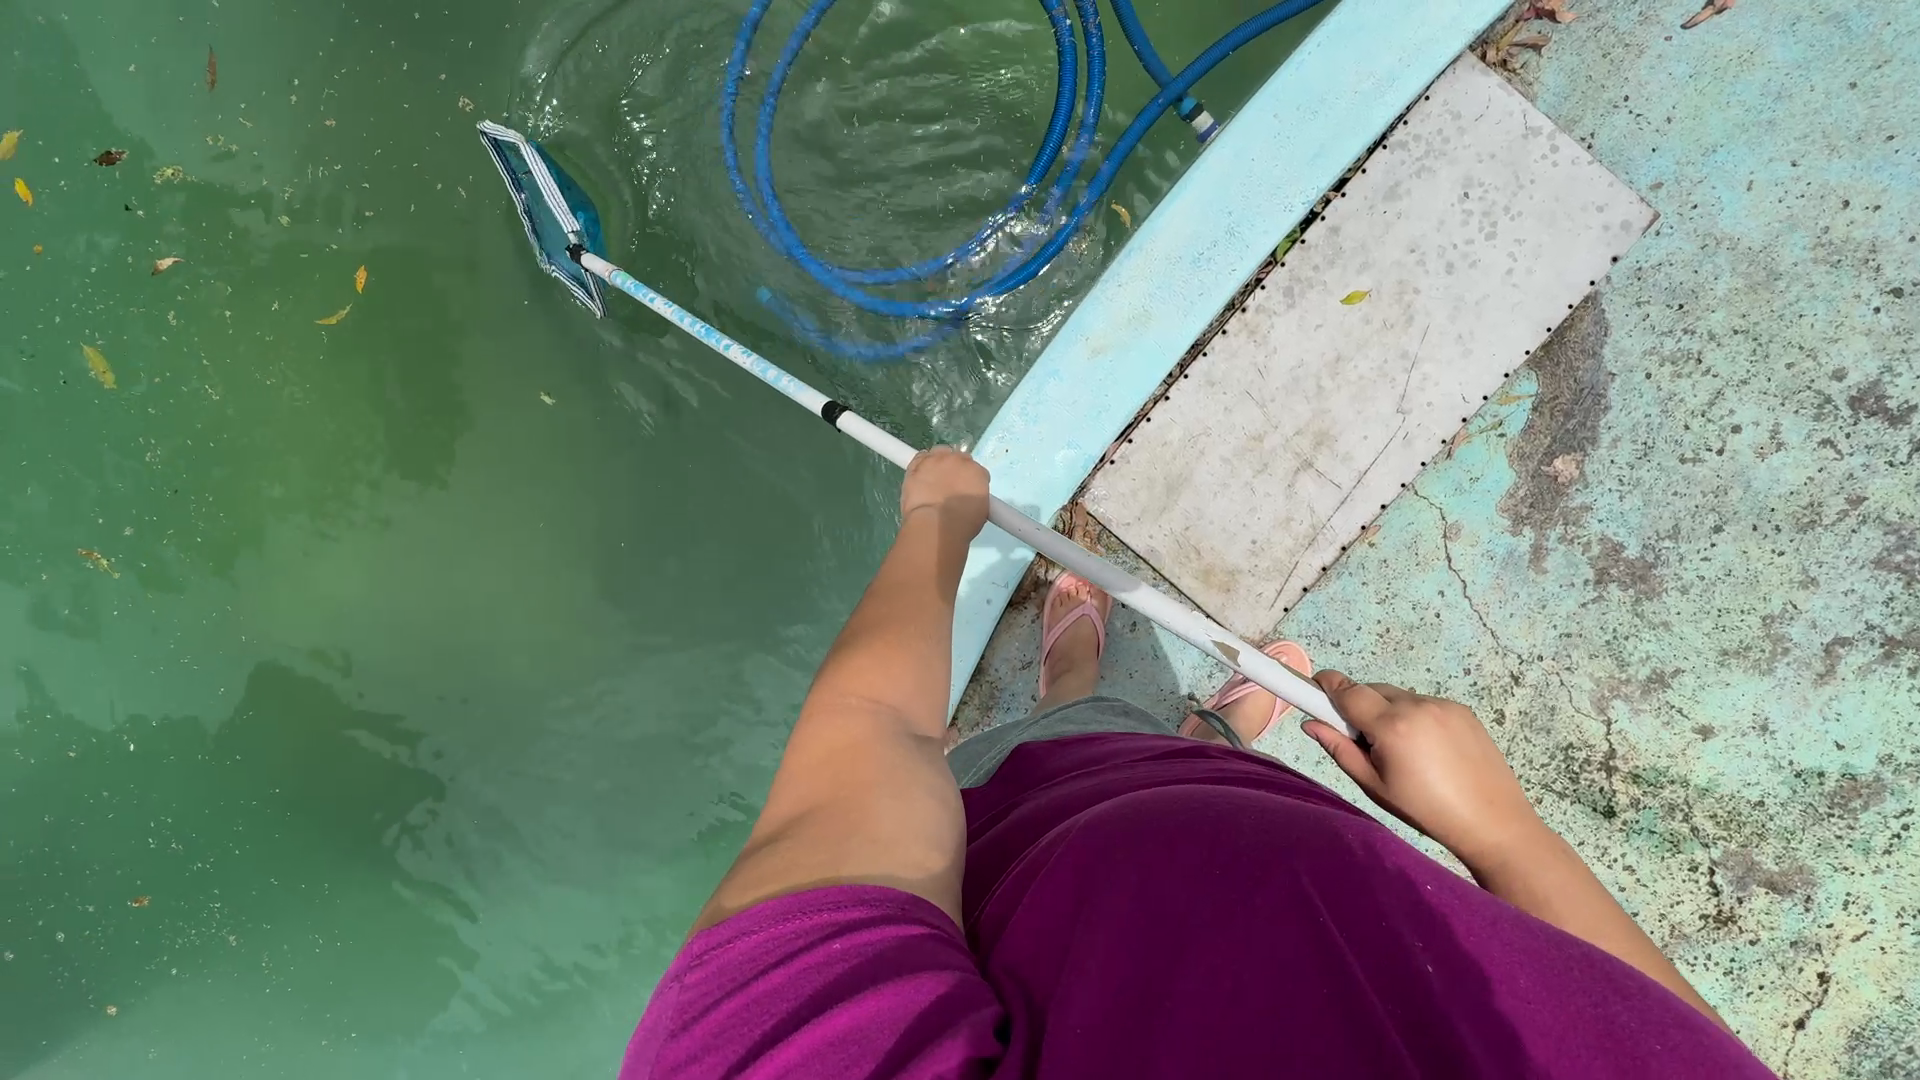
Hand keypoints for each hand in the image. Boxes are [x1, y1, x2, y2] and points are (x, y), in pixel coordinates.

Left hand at [900, 447, 989, 539]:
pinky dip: (921, 464)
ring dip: (937, 464)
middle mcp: (958, 460)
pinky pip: (920, 457)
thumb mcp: (980, 511)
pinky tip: (920, 476)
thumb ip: (975, 495)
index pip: (975, 470)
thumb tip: (968, 497)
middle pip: (957, 458)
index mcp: (977, 472)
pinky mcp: (917, 464)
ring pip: (938, 454)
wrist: (935, 524)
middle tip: (949, 486)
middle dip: (954, 469)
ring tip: (933, 480)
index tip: (964, 491)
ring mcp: (936, 460)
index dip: (968, 481)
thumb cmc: (961, 524)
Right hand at [1301, 672, 1547, 869]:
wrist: (1495, 824)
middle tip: (1362, 739)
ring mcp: (1443, 705)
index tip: (1313, 687)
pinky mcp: (1463, 711)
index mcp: (1391, 726)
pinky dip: (1413, 716)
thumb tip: (1311, 724)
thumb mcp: (1373, 785)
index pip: (1347, 690)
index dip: (1326, 685)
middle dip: (1358, 705)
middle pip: (1371, 689)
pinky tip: (1426, 748)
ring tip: (1400, 749)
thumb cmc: (1425, 810)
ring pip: (1397, 696)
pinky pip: (1423, 703)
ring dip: (1386, 710)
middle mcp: (1417, 706)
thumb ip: (1339, 749)